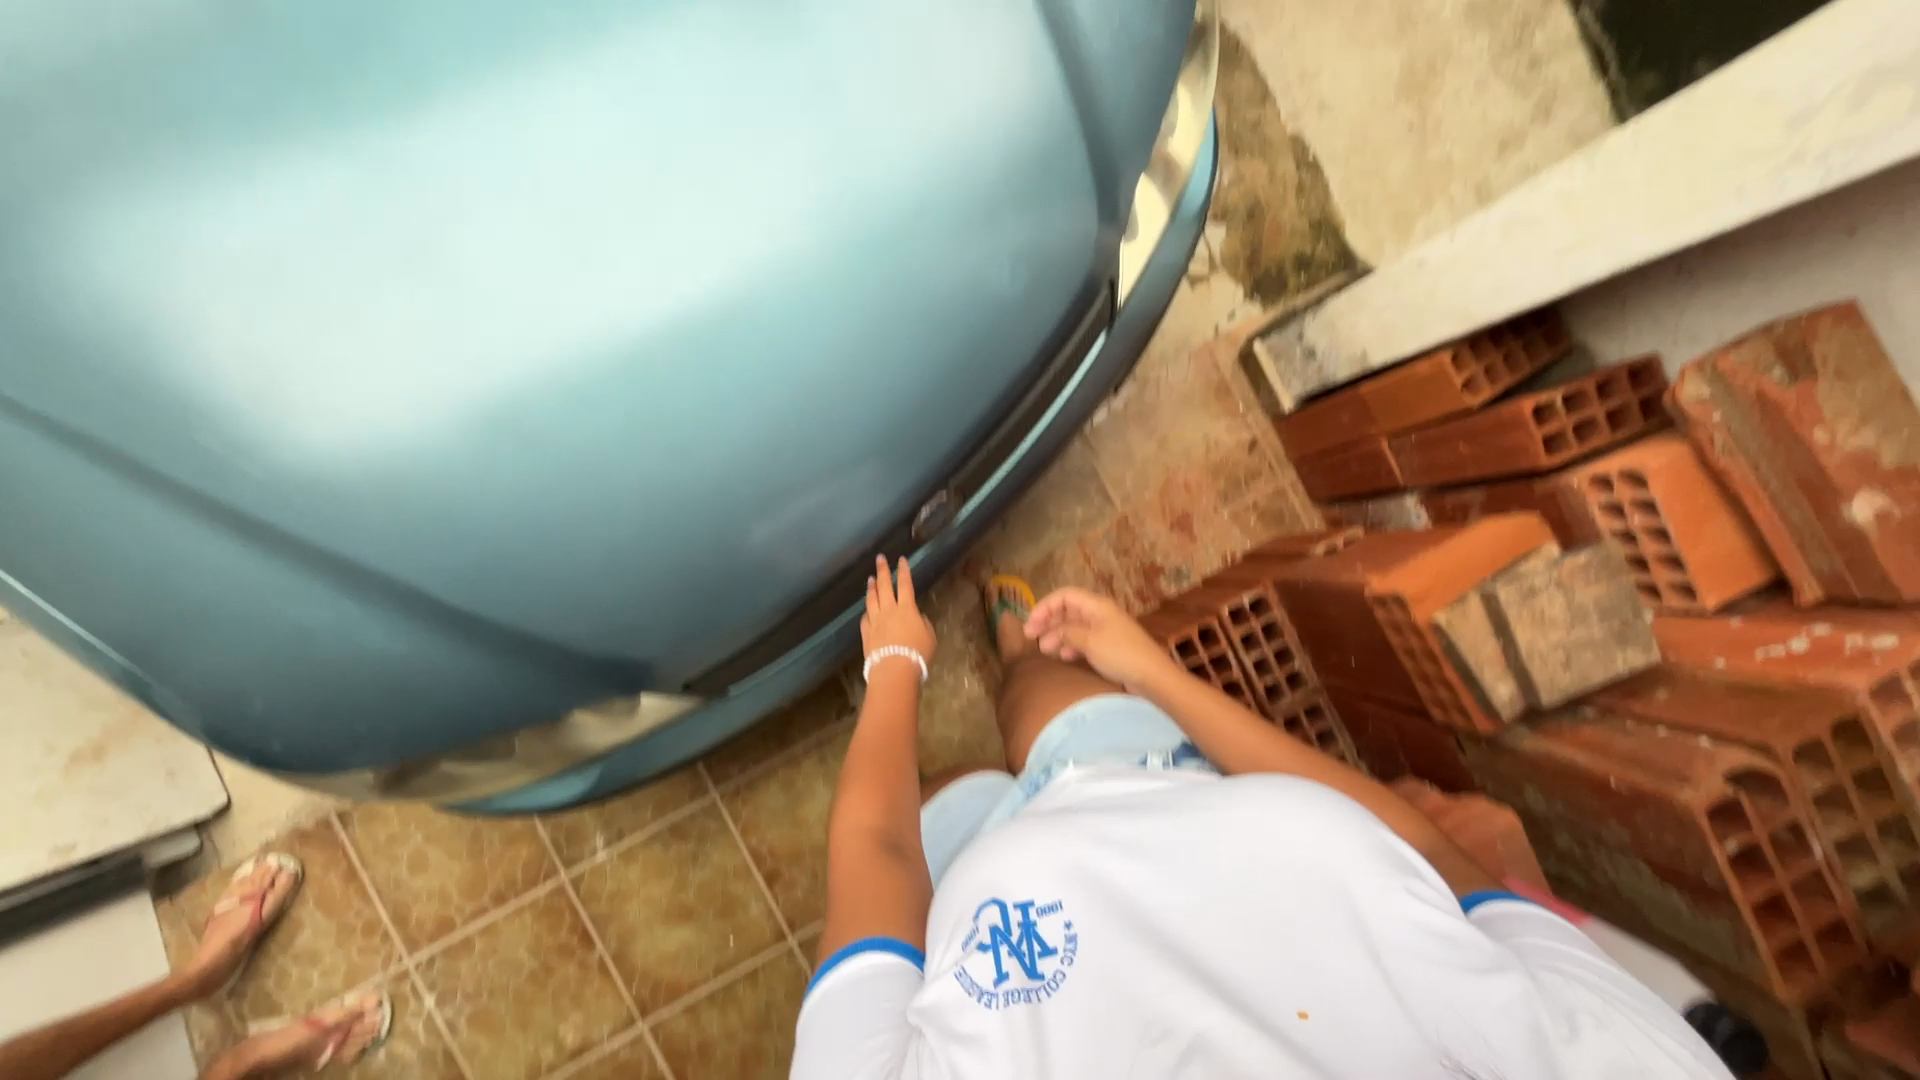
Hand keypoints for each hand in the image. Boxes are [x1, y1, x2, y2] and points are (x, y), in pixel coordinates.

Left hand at [861, 556, 935, 670]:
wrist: (894, 669)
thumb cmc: (917, 653)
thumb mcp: (929, 636)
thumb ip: (923, 623)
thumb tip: (916, 617)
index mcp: (907, 608)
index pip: (905, 584)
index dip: (903, 571)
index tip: (901, 559)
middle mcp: (889, 610)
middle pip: (884, 586)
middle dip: (882, 570)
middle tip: (880, 558)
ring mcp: (875, 621)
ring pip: (872, 599)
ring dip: (871, 587)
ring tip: (870, 578)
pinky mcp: (866, 633)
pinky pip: (865, 618)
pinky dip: (867, 611)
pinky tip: (867, 609)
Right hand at [1024, 587, 1179, 693]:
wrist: (1152, 677)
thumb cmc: (1120, 654)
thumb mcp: (1089, 641)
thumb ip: (1067, 631)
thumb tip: (1053, 630)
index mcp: (1096, 605)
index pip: (1064, 596)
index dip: (1045, 606)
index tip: (1031, 623)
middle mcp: (1099, 614)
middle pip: (1067, 610)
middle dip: (1048, 621)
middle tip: (1031, 637)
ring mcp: (1104, 631)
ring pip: (1074, 626)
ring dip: (1057, 635)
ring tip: (1045, 649)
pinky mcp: (1108, 647)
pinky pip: (1083, 640)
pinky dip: (1070, 646)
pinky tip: (1063, 657)